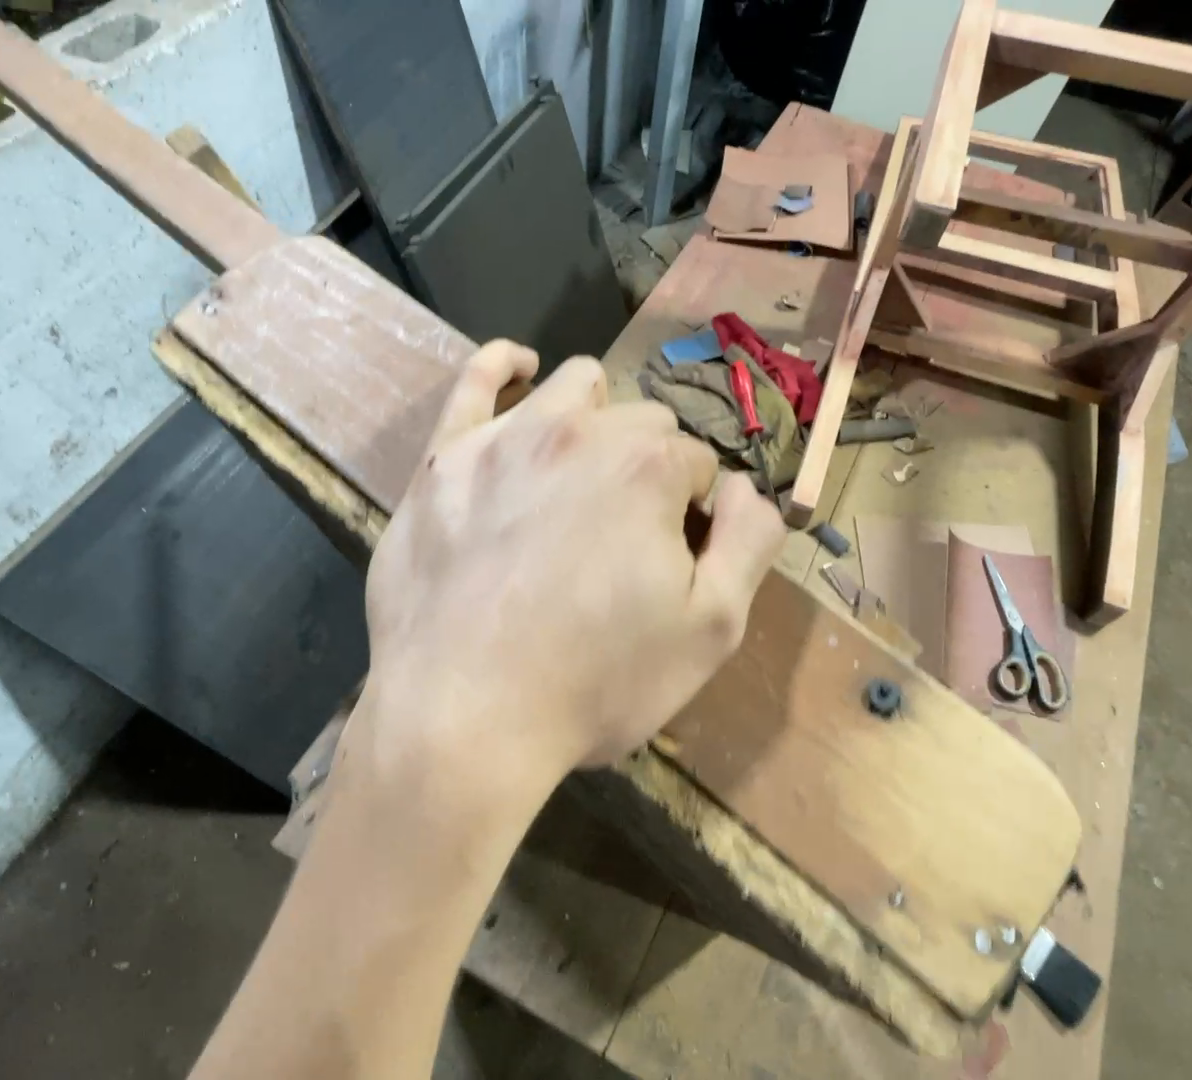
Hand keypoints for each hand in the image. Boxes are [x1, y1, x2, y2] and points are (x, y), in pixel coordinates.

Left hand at [356, 341, 784, 791]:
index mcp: (649, 467)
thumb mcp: (710, 630)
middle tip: (623, 542)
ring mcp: (502, 438)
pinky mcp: (442, 458)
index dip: (691, 516)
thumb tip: (745, 488)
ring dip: (596, 421)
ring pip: (574, 389)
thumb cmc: (594, 683)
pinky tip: (522, 373)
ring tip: (583, 478)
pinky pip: (477, 378)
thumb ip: (749, 542)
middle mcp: (578, 431)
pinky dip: (507, 368)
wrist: (462, 717)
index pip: (697, 467)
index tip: (668, 565)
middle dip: (647, 471)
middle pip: (641, 427)